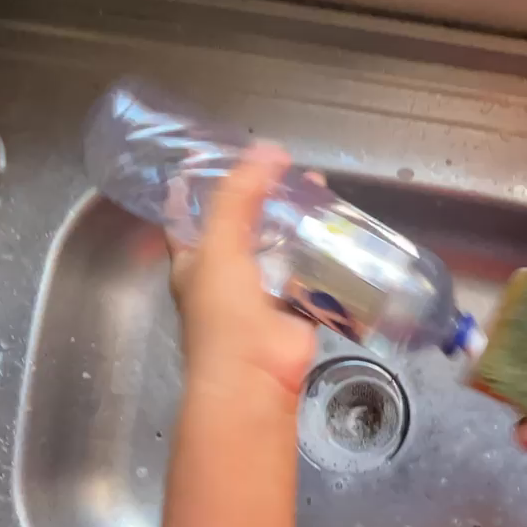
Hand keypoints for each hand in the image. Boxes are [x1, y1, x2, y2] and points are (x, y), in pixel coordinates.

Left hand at [169, 143, 317, 403]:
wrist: (254, 376)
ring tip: (318, 193)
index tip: (217, 157)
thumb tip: (269, 150)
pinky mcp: (295, 310)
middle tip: (286, 170)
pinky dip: (322, 259)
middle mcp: (225, 276)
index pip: (189, 214)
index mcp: (194, 261)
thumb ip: (239, 196)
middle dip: (263, 199)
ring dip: (296, 225)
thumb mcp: (220, 245)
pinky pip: (310, 278)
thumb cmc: (223, 314)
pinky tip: (337, 235)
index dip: (199, 185)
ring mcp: (262, 295)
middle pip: (243, 227)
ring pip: (279, 249)